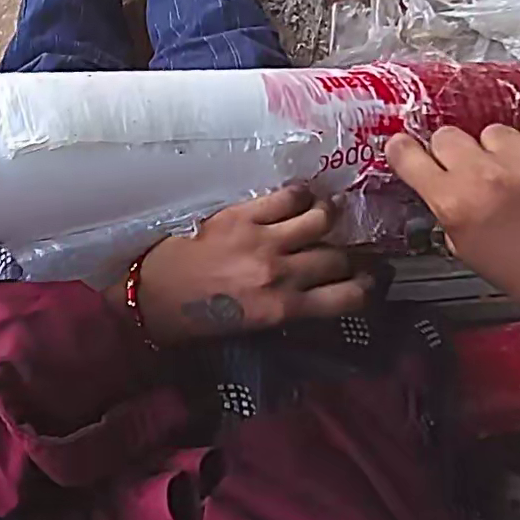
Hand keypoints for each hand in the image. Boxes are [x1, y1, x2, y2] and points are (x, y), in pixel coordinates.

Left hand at [115, 186, 376, 344]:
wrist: (149, 297)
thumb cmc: (196, 318)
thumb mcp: (250, 325)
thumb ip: (286, 306)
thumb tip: (314, 287)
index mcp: (282, 310)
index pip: (346, 298)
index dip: (366, 286)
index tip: (370, 277)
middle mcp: (280, 275)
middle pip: (338, 256)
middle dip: (347, 252)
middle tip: (344, 244)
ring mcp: (262, 241)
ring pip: (322, 219)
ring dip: (328, 216)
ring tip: (324, 213)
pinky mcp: (241, 215)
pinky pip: (287, 196)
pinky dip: (300, 194)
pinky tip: (298, 197)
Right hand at [385, 125, 519, 321]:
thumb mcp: (462, 245)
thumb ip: (444, 205)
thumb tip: (433, 175)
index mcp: (454, 203)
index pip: (409, 156)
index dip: (403, 150)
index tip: (404, 146)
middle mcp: (487, 176)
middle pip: (448, 135)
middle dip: (452, 151)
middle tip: (468, 170)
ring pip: (492, 131)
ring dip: (496, 149)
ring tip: (513, 175)